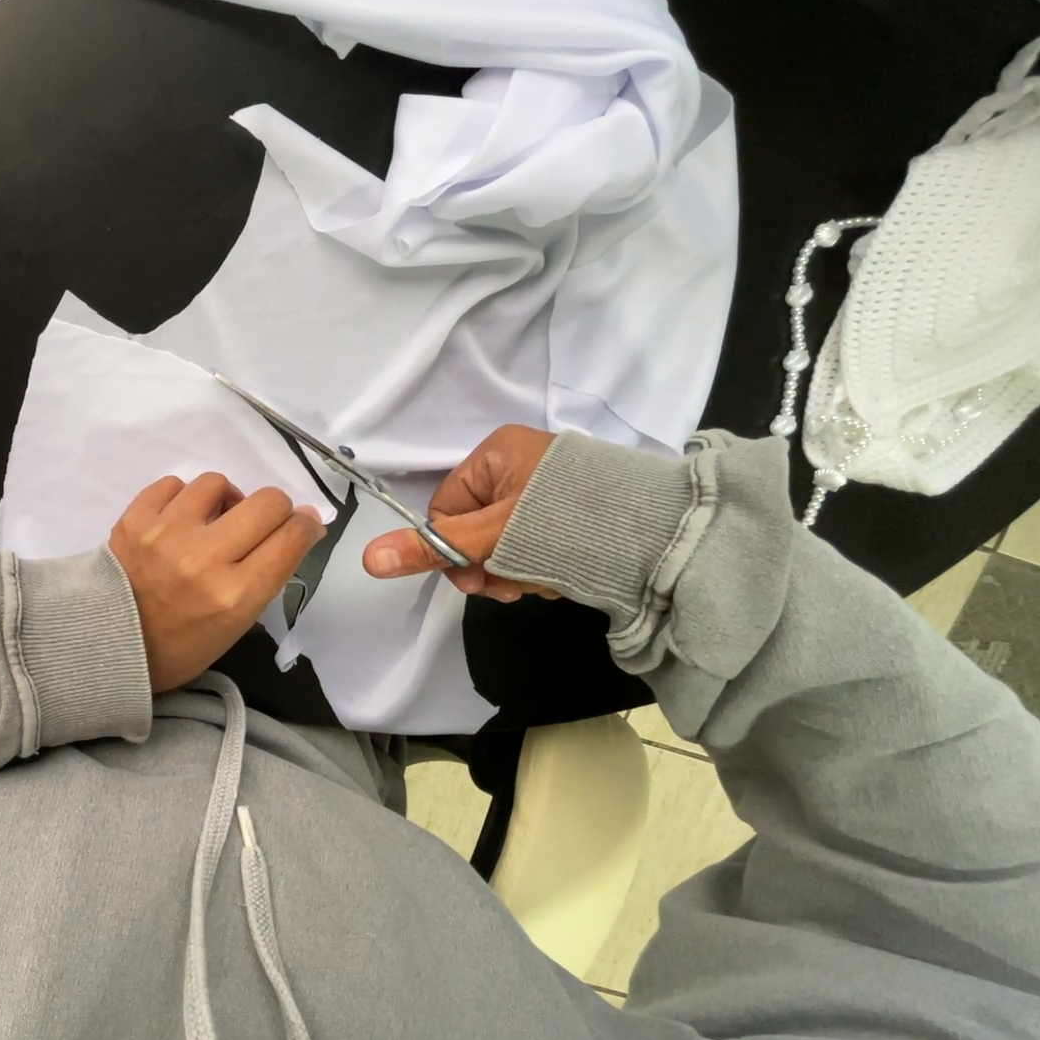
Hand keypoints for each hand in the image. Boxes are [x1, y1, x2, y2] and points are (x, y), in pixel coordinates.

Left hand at [110, 473, 324, 691]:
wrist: (109, 643)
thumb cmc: (181, 644)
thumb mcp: (237, 623)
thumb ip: (270, 572)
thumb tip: (304, 524)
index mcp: (235, 595)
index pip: (292, 538)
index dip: (306, 525)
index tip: (302, 525)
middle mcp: (204, 559)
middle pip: (268, 503)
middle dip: (274, 510)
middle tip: (259, 525)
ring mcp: (167, 534)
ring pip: (218, 483)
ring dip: (223, 500)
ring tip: (212, 522)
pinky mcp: (135, 519)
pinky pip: (173, 484)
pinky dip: (182, 499)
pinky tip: (179, 520)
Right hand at [362, 426, 560, 602]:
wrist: (672, 537)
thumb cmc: (569, 525)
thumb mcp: (494, 538)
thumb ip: (433, 549)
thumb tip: (366, 557)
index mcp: (496, 453)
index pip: (446, 509)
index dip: (453, 550)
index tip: (476, 580)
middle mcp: (520, 463)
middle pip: (473, 528)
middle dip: (488, 565)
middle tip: (512, 587)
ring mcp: (549, 487)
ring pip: (503, 541)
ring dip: (514, 570)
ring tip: (544, 580)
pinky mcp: (574, 510)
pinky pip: (534, 541)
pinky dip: (539, 564)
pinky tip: (560, 574)